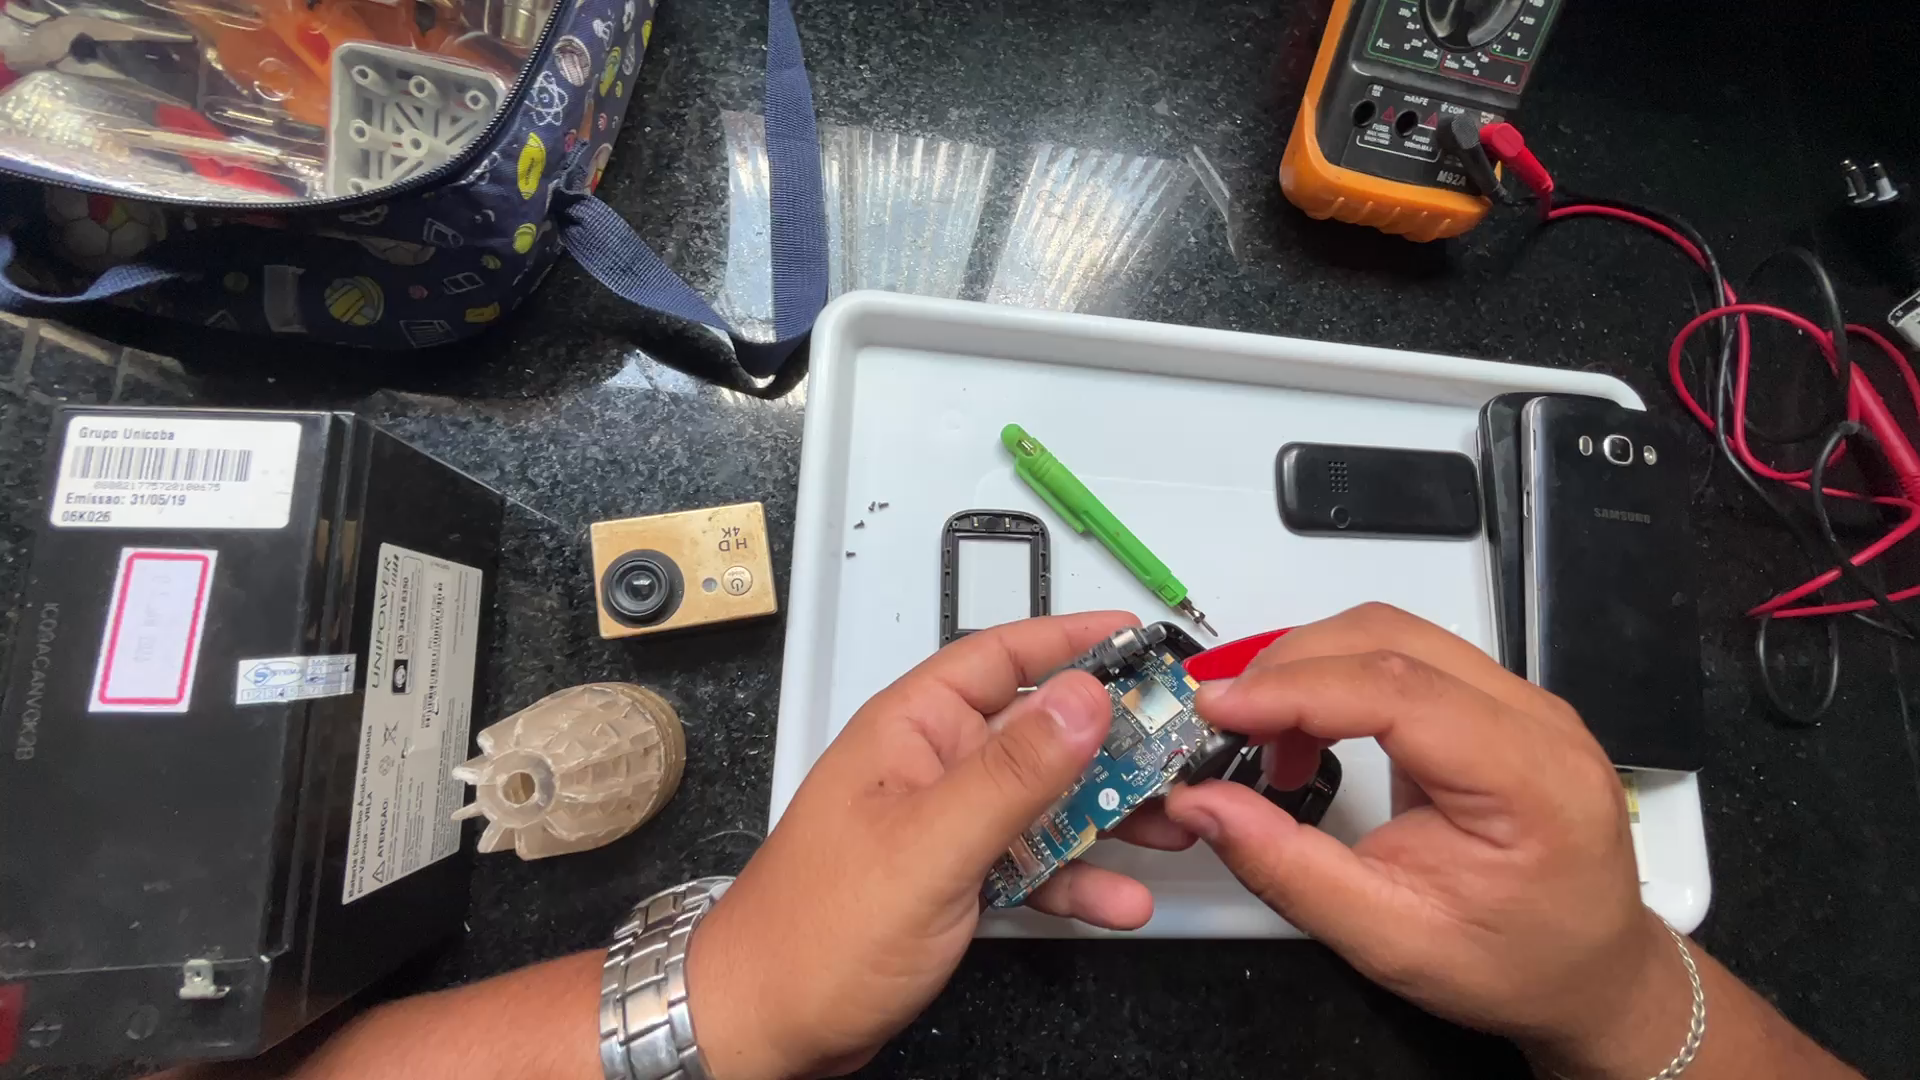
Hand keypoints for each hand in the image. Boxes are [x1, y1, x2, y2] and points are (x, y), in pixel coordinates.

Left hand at [685, 613, 1195, 1079]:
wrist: (770, 1027)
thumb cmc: (817, 929)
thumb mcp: (930, 843)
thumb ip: (1012, 772)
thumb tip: (1082, 700)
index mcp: (914, 726)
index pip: (1000, 656)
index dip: (1068, 640)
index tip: (1130, 635)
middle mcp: (936, 761)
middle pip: (1037, 728)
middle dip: (1107, 738)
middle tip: (1171, 743)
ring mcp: (949, 817)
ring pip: (1044, 794)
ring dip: (1105, 809)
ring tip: (1166, 820)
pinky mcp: (960, 868)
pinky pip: (1033, 856)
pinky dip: (1076, 874)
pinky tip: (1116, 896)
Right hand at [1162, 603, 1692, 1075]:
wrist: (1593, 971)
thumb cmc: (1509, 964)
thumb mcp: (1385, 940)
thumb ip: (1285, 868)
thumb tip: (1198, 802)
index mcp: (1528, 781)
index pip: (1395, 692)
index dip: (1294, 689)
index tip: (1216, 710)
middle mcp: (1531, 717)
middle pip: (1384, 639)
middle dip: (1287, 667)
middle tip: (1226, 721)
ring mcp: (1512, 697)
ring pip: (1381, 632)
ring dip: (1303, 666)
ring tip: (1263, 732)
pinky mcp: (1483, 697)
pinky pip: (1390, 652)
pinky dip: (1326, 676)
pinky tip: (1304, 730)